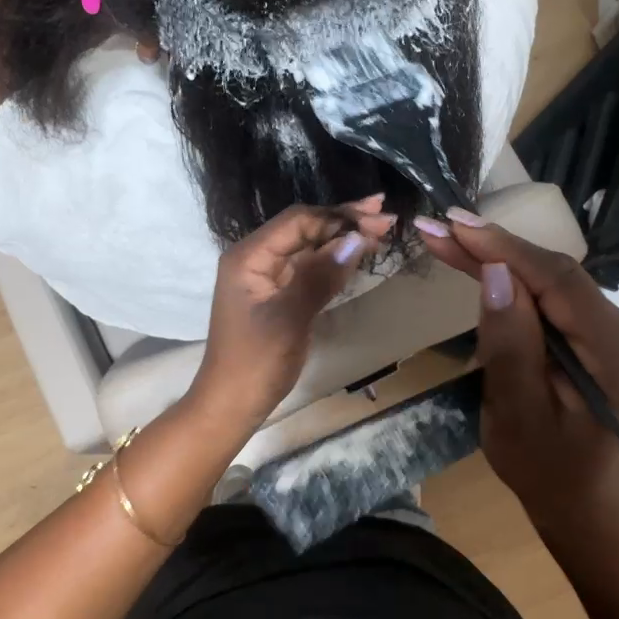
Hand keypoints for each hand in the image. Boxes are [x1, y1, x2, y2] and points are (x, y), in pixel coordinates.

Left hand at [191, 199, 394, 420]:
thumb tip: (356, 239)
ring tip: (381, 229)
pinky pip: (307, 267)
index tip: (376, 219)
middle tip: (386, 215)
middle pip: (303, 228)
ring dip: (342, 238)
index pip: (297, 221)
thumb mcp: (289, 317)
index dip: (337, 217)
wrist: (232, 402)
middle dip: (343, 221)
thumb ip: (321, 276)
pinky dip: (332, 260)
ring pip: (308, 246)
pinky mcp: (277, 294)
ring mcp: (265, 276)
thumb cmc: (256, 360)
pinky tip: (357, 253)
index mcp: (249, 256)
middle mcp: (255, 258)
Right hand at [416, 212, 618, 518]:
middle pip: (555, 276)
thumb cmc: (546, 468)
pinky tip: (480, 266)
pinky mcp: (608, 334)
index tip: (451, 224)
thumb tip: (493, 273)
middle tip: (436, 226)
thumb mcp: (515, 412)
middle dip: (492, 249)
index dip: (503, 247)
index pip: (559, 281)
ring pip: (552, 282)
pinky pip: (556, 298)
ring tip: (447, 241)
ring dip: (499, 262)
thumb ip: (509, 342)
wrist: (588, 503)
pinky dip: (516, 284)